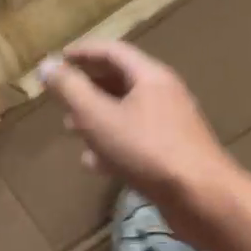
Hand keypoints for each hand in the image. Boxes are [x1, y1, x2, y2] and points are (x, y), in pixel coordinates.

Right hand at [38, 40, 238, 216]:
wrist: (203, 199)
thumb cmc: (146, 150)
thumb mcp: (98, 116)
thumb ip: (70, 89)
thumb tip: (46, 65)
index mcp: (150, 76)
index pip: (112, 51)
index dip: (82, 52)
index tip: (58, 60)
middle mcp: (164, 94)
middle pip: (120, 80)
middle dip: (87, 86)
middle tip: (61, 96)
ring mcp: (172, 125)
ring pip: (127, 112)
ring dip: (97, 116)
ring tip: (70, 128)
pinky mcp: (174, 154)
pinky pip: (137, 139)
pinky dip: (113, 143)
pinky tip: (94, 162)